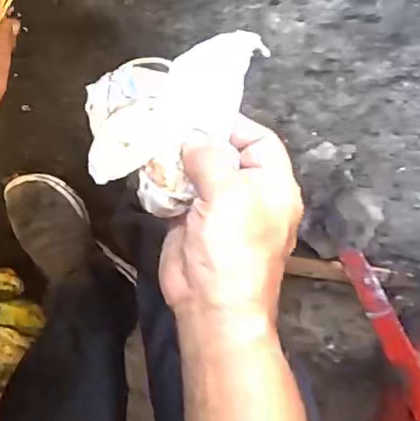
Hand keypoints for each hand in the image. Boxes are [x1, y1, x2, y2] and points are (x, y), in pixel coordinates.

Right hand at [159, 116, 302, 336]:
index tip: (199, 115)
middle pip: (223, 153)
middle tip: (167, 124)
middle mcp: (247, 192)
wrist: (212, 305)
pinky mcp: (192, 220)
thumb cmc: (232, 249)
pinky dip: (163, 182)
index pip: (259, 140)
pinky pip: (178, 192)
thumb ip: (210, 156)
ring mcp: (218, 208)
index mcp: (271, 184)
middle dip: (196, 141)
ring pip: (196, 171)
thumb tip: (193, 139)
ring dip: (174, 160)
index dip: (232, 125)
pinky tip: (147, 172)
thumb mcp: (228, 192)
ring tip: (152, 144)